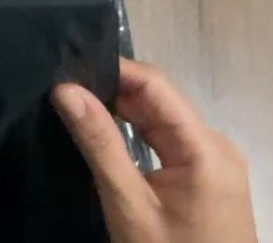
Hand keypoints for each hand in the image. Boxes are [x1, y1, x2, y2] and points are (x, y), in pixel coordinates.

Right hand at [54, 58, 257, 242]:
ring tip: (69, 100)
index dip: (110, 67)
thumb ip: (100, 143)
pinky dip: (129, 128)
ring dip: (115, 107)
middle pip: (155, 97)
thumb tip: (64, 87)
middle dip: (107, 86)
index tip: (63, 67)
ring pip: (154, 114)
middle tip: (58, 85)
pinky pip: (159, 135)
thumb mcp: (130, 205)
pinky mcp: (200, 174)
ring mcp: (210, 160)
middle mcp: (214, 145)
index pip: (154, 84)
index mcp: (207, 149)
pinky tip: (98, 126)